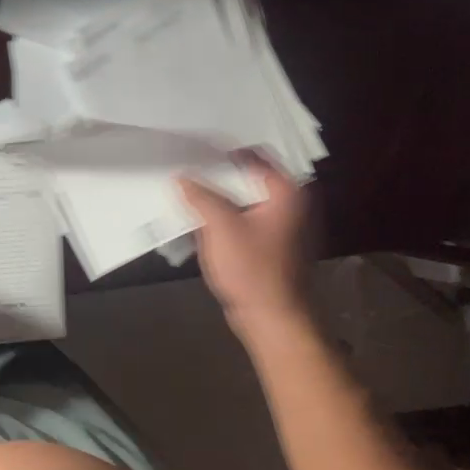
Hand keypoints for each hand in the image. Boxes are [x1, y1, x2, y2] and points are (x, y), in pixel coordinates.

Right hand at [175, 152, 308, 330]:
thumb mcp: (220, 227)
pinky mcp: (267, 244)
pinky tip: (195, 223)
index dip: (220, 153)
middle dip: (213, 178)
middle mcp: (287, 203)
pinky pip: (240, 221)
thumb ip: (200, 197)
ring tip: (183, 196)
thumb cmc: (251, 270)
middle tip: (182, 173)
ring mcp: (278, 225)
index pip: (252, 156)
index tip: (190, 154)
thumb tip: (182, 177)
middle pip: (245, 178)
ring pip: (240, 201)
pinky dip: (220, 219)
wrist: (271, 317)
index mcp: (285, 192)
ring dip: (214, 200)